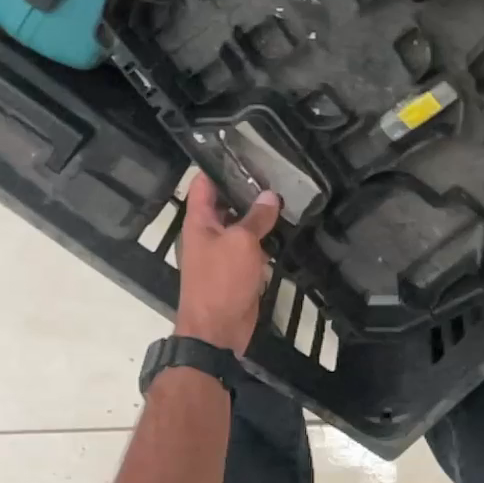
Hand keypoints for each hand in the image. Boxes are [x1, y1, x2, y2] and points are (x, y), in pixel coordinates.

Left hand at [174, 173, 280, 354]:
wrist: (216, 332)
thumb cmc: (221, 281)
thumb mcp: (241, 243)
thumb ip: (256, 218)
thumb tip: (270, 196)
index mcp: (199, 221)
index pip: (203, 182)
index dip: (219, 164)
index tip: (243, 150)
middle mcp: (208, 232)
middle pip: (224, 200)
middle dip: (245, 186)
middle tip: (274, 169)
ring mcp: (222, 251)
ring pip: (240, 223)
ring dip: (258, 211)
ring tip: (284, 191)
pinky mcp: (237, 268)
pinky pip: (250, 245)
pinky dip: (264, 234)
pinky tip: (284, 224)